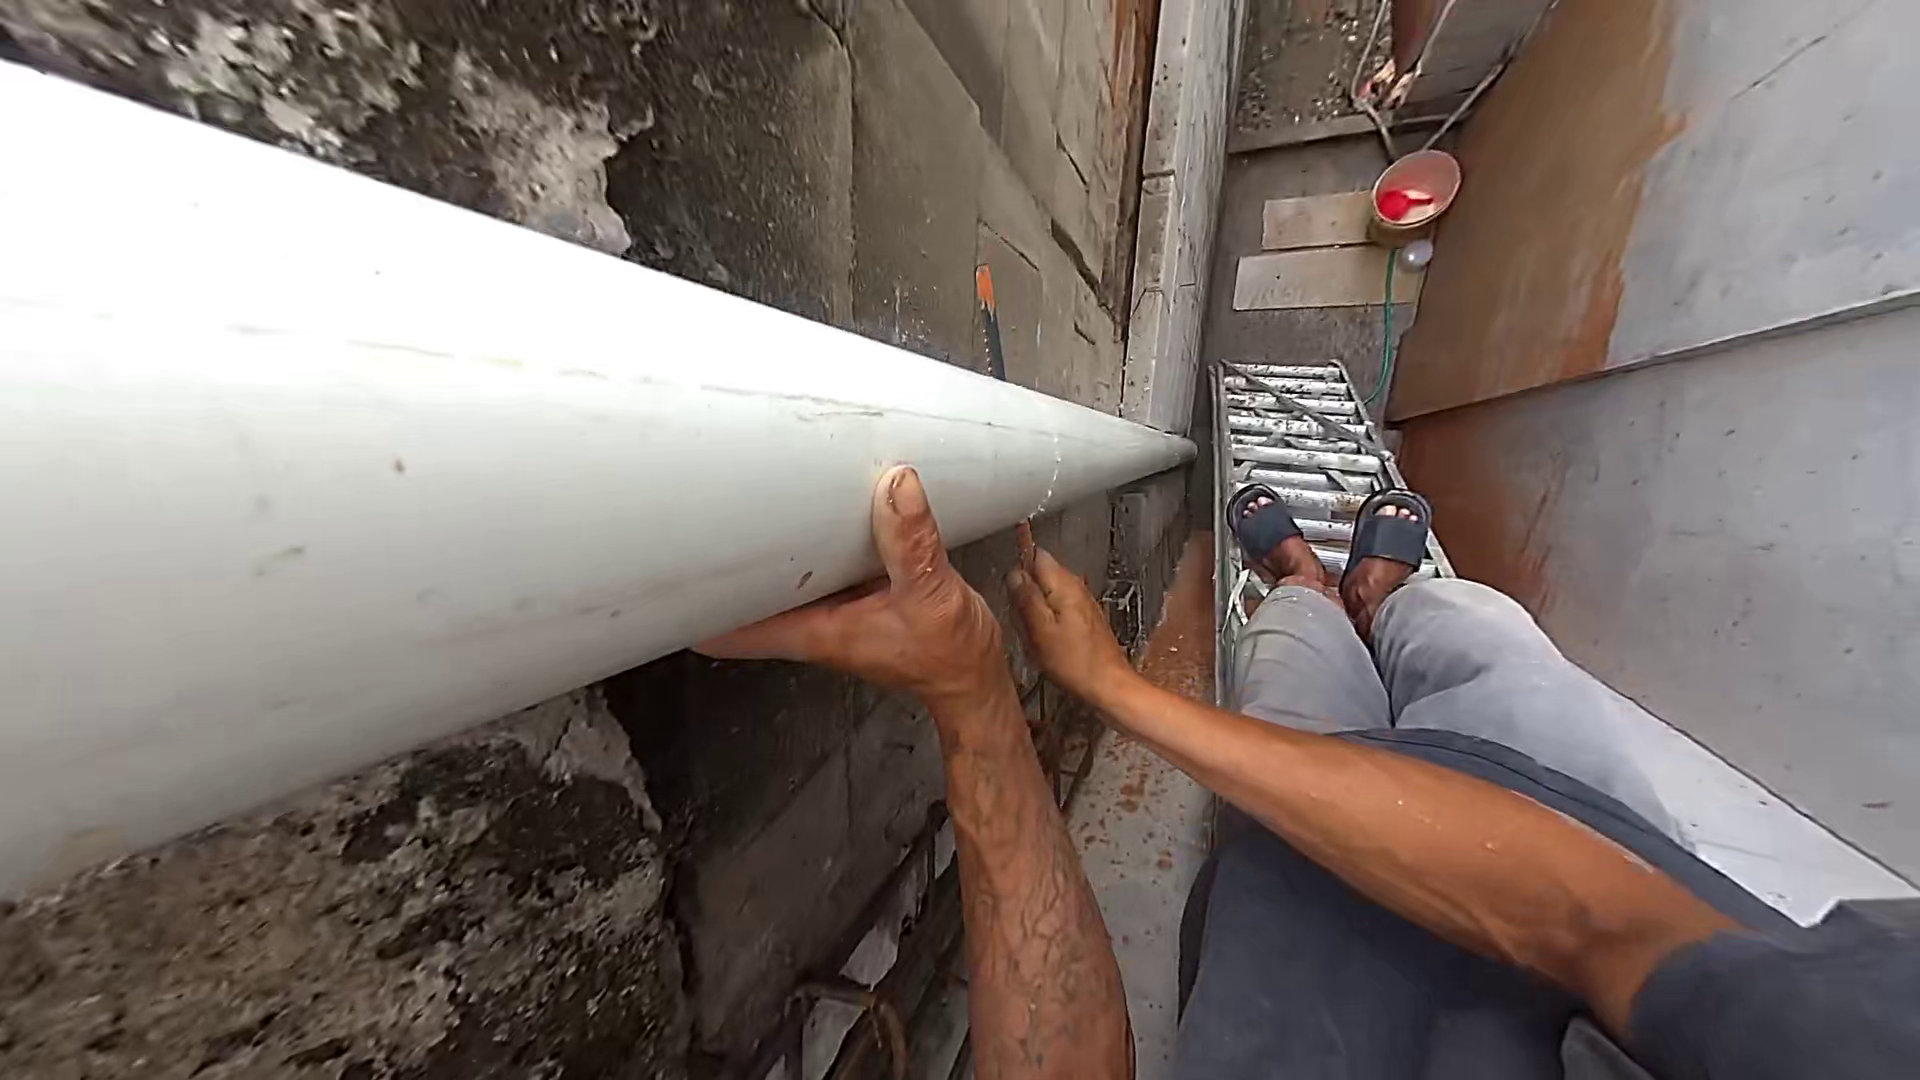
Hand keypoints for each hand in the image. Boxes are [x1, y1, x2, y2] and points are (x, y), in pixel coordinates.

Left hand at [696, 465, 1005, 710]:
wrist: (973, 677)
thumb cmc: (950, 658)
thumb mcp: (932, 596)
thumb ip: (913, 542)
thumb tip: (897, 486)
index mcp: (816, 631)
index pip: (728, 627)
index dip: (693, 599)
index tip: (670, 561)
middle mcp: (817, 622)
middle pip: (750, 591)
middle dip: (730, 552)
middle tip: (711, 503)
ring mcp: (836, 611)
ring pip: (788, 576)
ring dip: (776, 545)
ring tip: (758, 496)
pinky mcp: (858, 598)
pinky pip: (824, 565)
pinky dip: (818, 542)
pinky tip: (828, 513)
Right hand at [1007, 524, 1133, 705]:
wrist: (1108, 686)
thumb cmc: (1074, 662)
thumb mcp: (1040, 630)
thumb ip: (1025, 598)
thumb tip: (1013, 573)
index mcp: (1064, 584)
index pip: (1035, 555)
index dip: (1018, 571)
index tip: (1013, 595)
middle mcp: (1076, 587)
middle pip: (1040, 576)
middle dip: (1026, 595)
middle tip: (1024, 622)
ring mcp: (1082, 602)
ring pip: (1047, 595)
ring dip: (1035, 613)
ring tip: (1035, 636)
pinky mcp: (1084, 619)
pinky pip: (1056, 612)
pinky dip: (1048, 624)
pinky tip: (1048, 643)